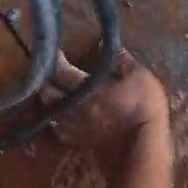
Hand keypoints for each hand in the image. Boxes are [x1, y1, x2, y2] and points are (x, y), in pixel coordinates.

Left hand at [47, 55, 169, 156]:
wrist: (141, 145)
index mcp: (84, 86)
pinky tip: (62, 114)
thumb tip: (104, 43)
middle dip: (45, 81)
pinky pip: (56, 127)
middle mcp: (71, 105)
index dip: (54, 60)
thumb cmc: (142, 105)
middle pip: (46, 92)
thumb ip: (120, 59)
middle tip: (51, 72)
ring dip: (48, 100)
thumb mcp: (138, 75)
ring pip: (48, 111)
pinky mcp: (76, 141)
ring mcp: (71, 125)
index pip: (59, 71)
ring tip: (54, 92)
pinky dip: (55, 118)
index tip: (54, 52)